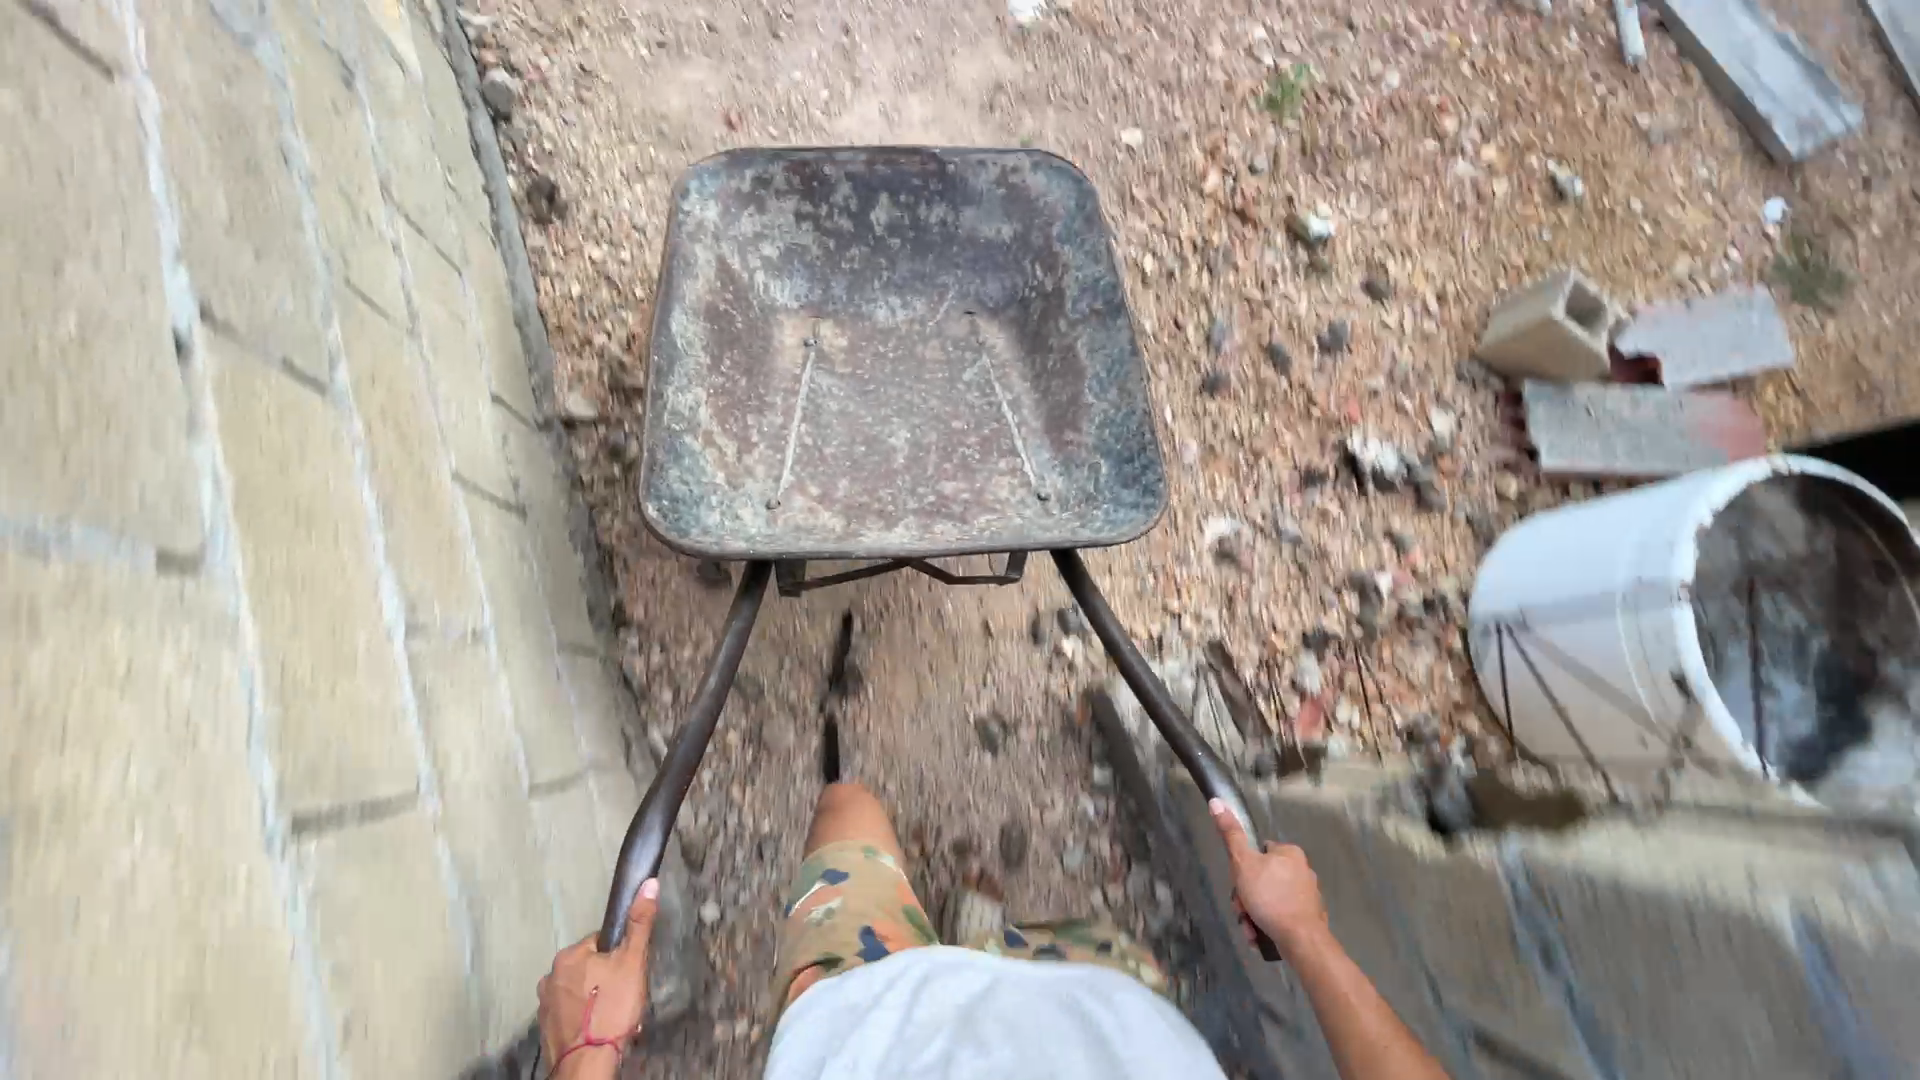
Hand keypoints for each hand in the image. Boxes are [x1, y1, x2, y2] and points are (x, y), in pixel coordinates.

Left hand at [537, 878, 658, 1076]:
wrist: (587, 1064)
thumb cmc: (612, 1007)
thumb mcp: (633, 961)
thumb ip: (640, 923)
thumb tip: (648, 883)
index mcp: (570, 955)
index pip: (601, 942)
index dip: (620, 955)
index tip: (630, 972)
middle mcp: (550, 975)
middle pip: (589, 966)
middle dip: (607, 977)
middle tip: (626, 995)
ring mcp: (544, 1004)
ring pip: (580, 990)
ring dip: (596, 997)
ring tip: (615, 1015)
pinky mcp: (545, 1028)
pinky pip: (571, 1012)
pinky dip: (584, 1015)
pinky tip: (600, 1027)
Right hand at [1209, 799, 1328, 952]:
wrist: (1302, 940)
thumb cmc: (1270, 897)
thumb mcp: (1242, 862)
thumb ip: (1230, 834)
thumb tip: (1217, 801)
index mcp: (1290, 853)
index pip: (1258, 852)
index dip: (1242, 868)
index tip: (1238, 884)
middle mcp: (1302, 871)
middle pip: (1262, 878)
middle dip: (1246, 897)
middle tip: (1242, 910)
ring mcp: (1308, 897)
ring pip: (1269, 900)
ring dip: (1254, 914)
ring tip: (1250, 928)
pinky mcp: (1310, 919)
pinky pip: (1281, 916)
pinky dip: (1268, 924)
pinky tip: (1260, 936)